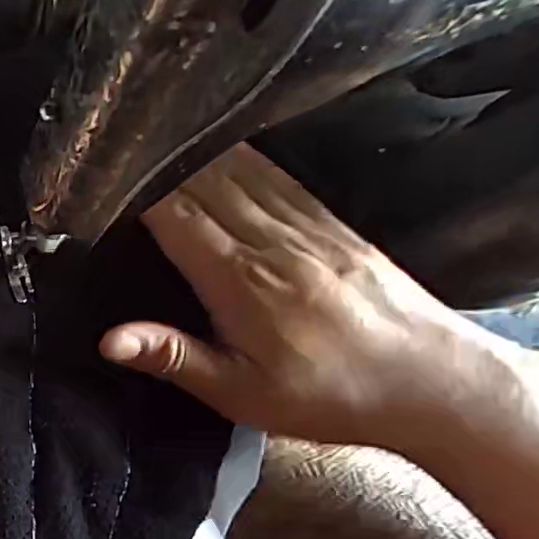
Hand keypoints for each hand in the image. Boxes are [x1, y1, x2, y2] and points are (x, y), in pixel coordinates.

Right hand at [99, 143, 524, 453]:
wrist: (435, 383)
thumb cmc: (326, 396)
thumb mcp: (238, 392)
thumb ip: (173, 357)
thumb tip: (109, 339)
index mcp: (241, 280)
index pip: (177, 216)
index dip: (137, 194)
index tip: (103, 182)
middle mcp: (274, 241)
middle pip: (205, 183)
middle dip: (158, 167)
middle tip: (120, 157)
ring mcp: (310, 226)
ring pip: (241, 171)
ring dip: (196, 155)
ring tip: (160, 143)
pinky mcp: (335, 225)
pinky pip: (279, 177)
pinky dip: (243, 159)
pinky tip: (224, 150)